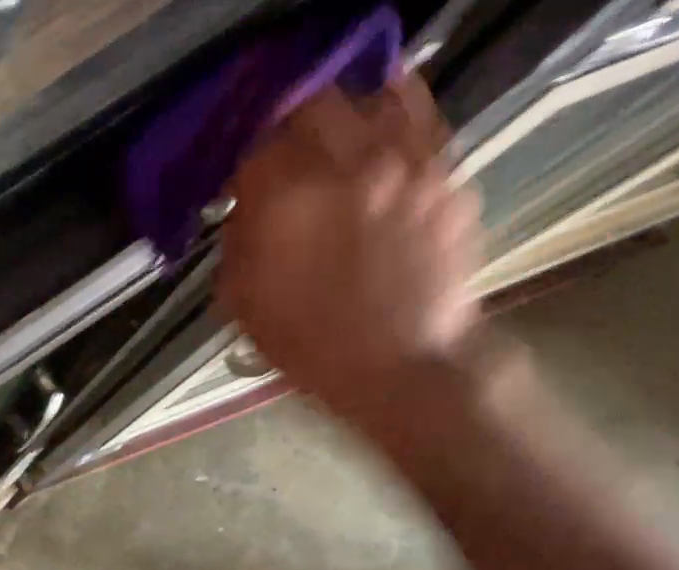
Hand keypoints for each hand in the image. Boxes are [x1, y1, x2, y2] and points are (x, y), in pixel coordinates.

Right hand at [218, 76, 484, 435]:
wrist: (401, 363)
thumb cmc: (309, 343)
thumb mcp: (243, 300)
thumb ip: (238, 239)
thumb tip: (244, 204)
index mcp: (286, 203)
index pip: (252, 146)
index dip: (238, 155)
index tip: (235, 172)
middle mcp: (346, 168)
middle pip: (308, 105)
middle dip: (285, 120)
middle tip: (277, 142)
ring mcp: (403, 164)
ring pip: (367, 96)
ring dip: (339, 107)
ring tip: (326, 125)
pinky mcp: (444, 172)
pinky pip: (419, 114)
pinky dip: (394, 103)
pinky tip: (377, 111)